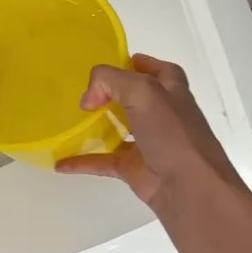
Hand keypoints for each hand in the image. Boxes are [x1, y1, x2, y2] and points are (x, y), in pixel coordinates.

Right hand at [55, 54, 247, 209]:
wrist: (190, 188)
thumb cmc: (173, 135)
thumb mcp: (143, 92)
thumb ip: (111, 81)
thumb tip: (90, 99)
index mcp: (171, 93)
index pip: (160, 71)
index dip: (142, 64)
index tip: (114, 64)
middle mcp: (162, 116)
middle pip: (135, 99)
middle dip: (112, 93)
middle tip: (84, 93)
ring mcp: (148, 143)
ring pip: (117, 129)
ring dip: (95, 126)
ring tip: (68, 121)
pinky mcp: (135, 168)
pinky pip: (102, 161)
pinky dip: (81, 161)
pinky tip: (60, 161)